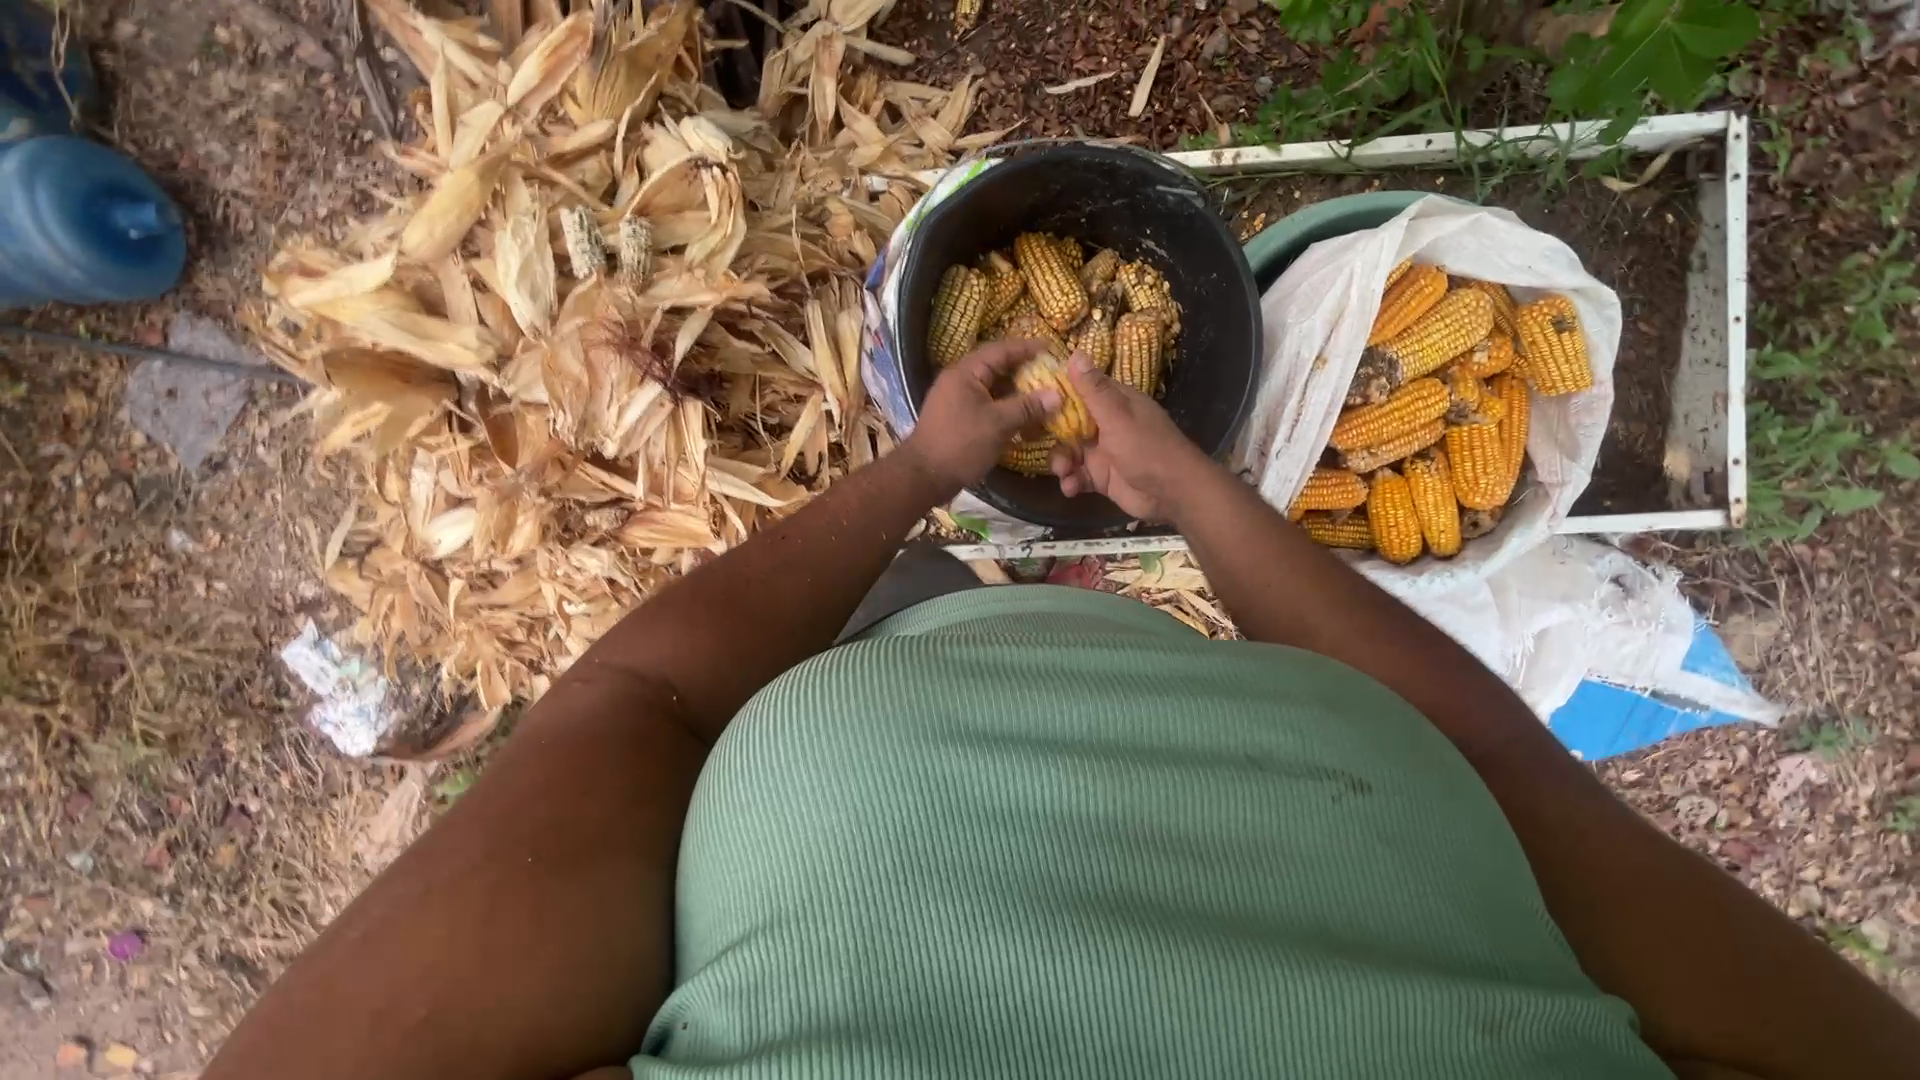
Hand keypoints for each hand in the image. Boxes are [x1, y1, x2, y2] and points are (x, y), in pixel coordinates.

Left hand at [900, 338, 1062, 497]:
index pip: (1000, 350)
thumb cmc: (960, 444)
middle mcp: (960, 381)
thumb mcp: (998, 424)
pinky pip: (988, 408)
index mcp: (965, 373)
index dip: (1026, 348)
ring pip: (994, 391)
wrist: (924, 476)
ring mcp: (958, 401)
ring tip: (1044, 399)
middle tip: (1051, 374)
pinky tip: (1026, 422)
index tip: (1050, 347)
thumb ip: (1027, 407)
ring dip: (1018, 395)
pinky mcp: (959, 420)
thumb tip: (1057, 395)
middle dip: (1025, 373)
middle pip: (997, 369)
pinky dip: (1007, 412)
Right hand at [1049, 352, 1214, 522]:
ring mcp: (1104, 452)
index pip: (1081, 390)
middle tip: (1045, 445)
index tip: (1034, 397)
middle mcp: (1107, 425)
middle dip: (1055, 436)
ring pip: (1070, 452)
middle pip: (1069, 424)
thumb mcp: (1118, 417)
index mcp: (1114, 403)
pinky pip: (1078, 476)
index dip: (1057, 393)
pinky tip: (1070, 488)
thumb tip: (1075, 352)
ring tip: (1064, 473)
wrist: (1172, 494)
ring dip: (1062, 462)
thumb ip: (1094, 390)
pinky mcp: (1102, 477)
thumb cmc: (1147, 449)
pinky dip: (1071, 481)